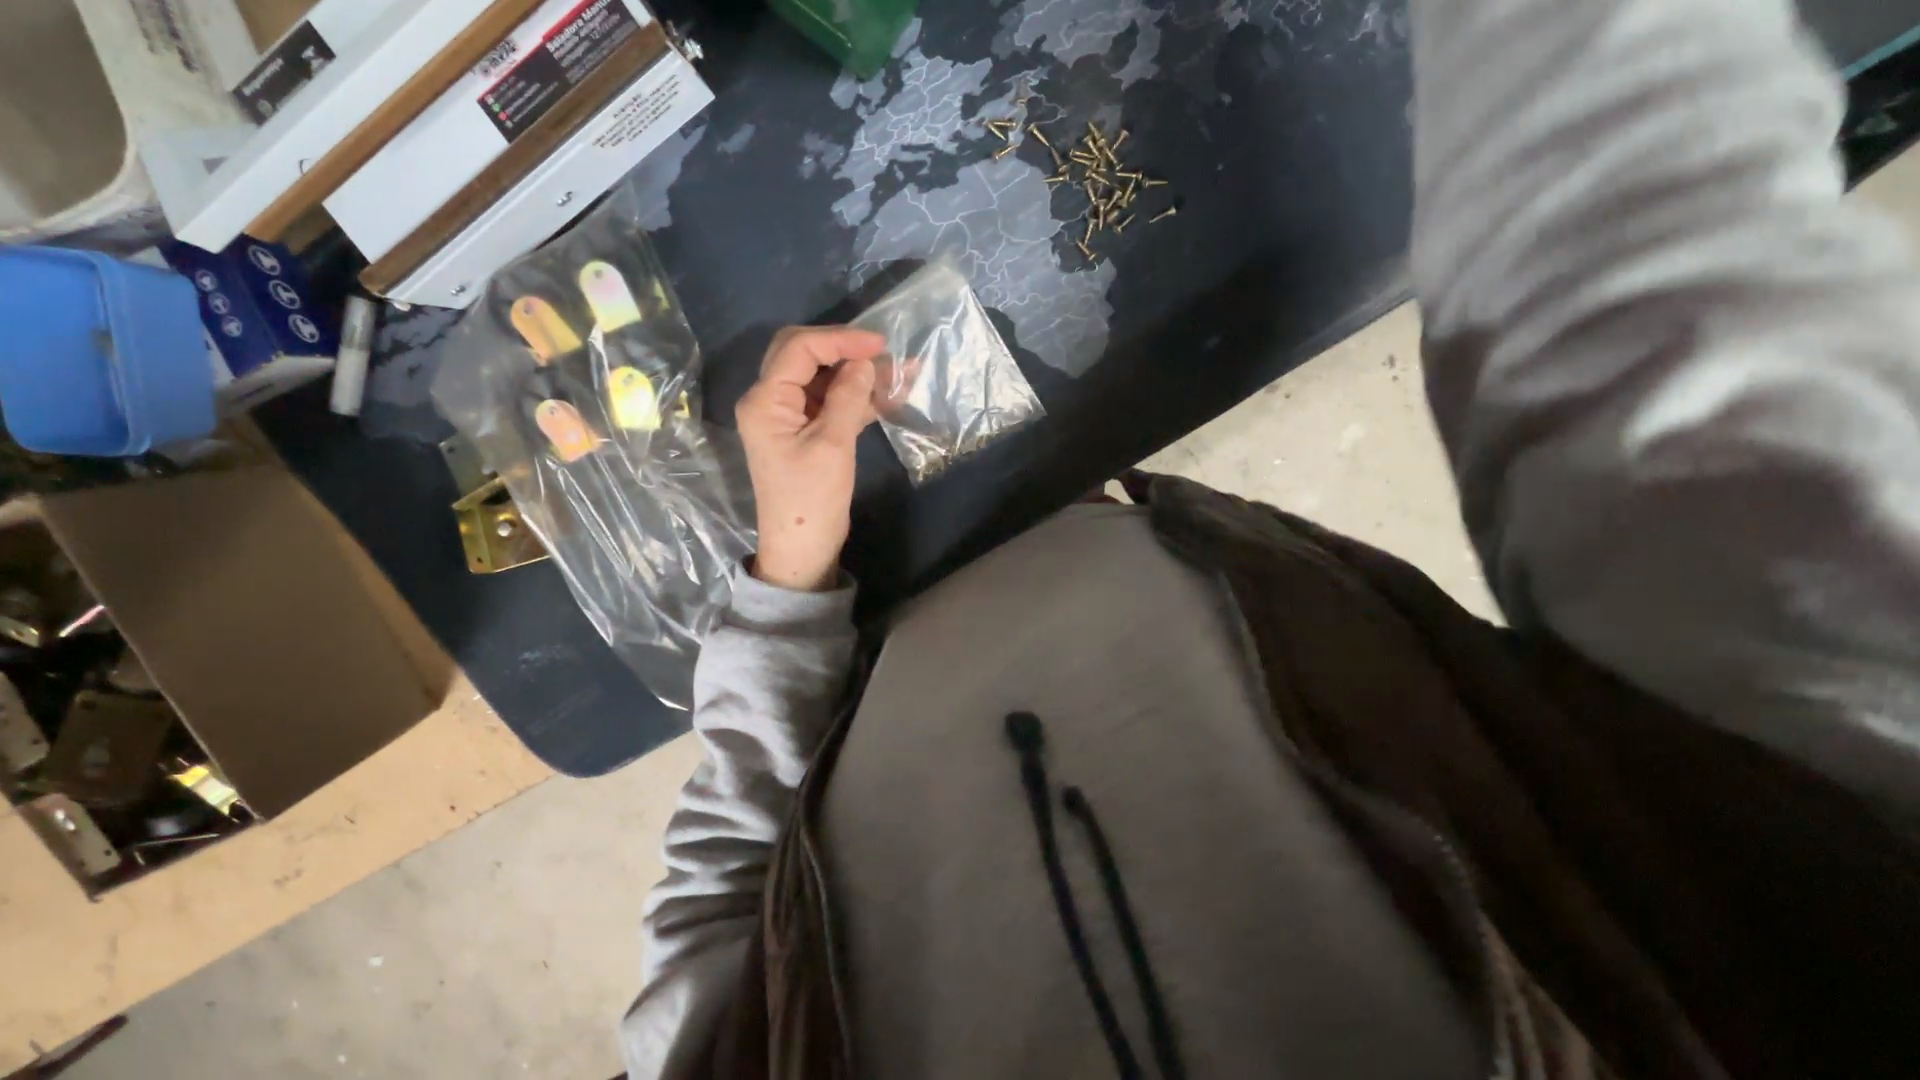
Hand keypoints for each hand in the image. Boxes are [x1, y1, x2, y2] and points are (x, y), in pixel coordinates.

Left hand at [735, 326, 885, 590]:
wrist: (802, 549)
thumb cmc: (811, 499)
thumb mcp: (833, 444)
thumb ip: (847, 397)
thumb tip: (864, 362)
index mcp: (765, 400)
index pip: (799, 348)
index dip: (840, 339)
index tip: (879, 344)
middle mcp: (769, 400)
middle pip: (805, 355)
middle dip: (845, 349)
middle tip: (884, 352)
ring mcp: (787, 416)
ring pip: (821, 376)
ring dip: (856, 371)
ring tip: (898, 371)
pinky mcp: (805, 431)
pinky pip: (830, 400)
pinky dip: (857, 395)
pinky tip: (890, 393)